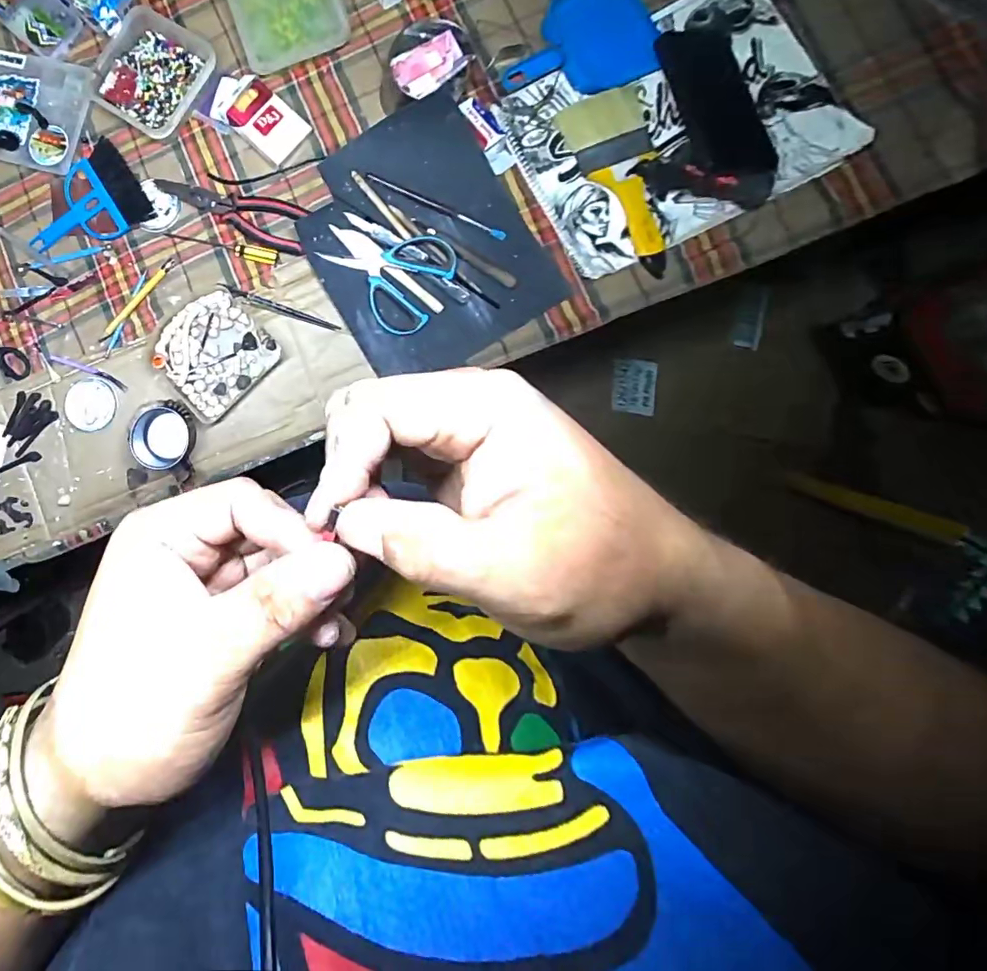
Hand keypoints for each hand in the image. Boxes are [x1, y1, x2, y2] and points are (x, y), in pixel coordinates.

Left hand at [35, 479, 355, 824]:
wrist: (100, 773)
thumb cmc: (137, 707)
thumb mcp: (211, 651)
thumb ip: (276, 603)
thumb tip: (342, 561)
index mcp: (162, 534)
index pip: (241, 503)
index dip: (290, 530)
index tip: (332, 570)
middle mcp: (181, 548)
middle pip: (261, 530)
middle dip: (304, 563)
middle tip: (341, 600)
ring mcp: (200, 584)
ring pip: (270, 565)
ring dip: (307, 591)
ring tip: (332, 626)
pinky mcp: (216, 618)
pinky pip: (267, 600)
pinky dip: (297, 614)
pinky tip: (324, 637)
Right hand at [304, 369, 706, 650]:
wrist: (658, 587)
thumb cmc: (596, 574)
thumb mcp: (504, 572)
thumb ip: (414, 545)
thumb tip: (339, 524)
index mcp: (482, 406)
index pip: (374, 409)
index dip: (342, 462)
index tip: (328, 524)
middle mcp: (464, 400)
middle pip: (362, 408)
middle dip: (341, 463)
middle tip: (341, 525)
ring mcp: (458, 423)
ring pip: (367, 428)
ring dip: (350, 474)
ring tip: (357, 526)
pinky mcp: (452, 451)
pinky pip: (386, 452)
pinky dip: (366, 483)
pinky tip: (374, 519)